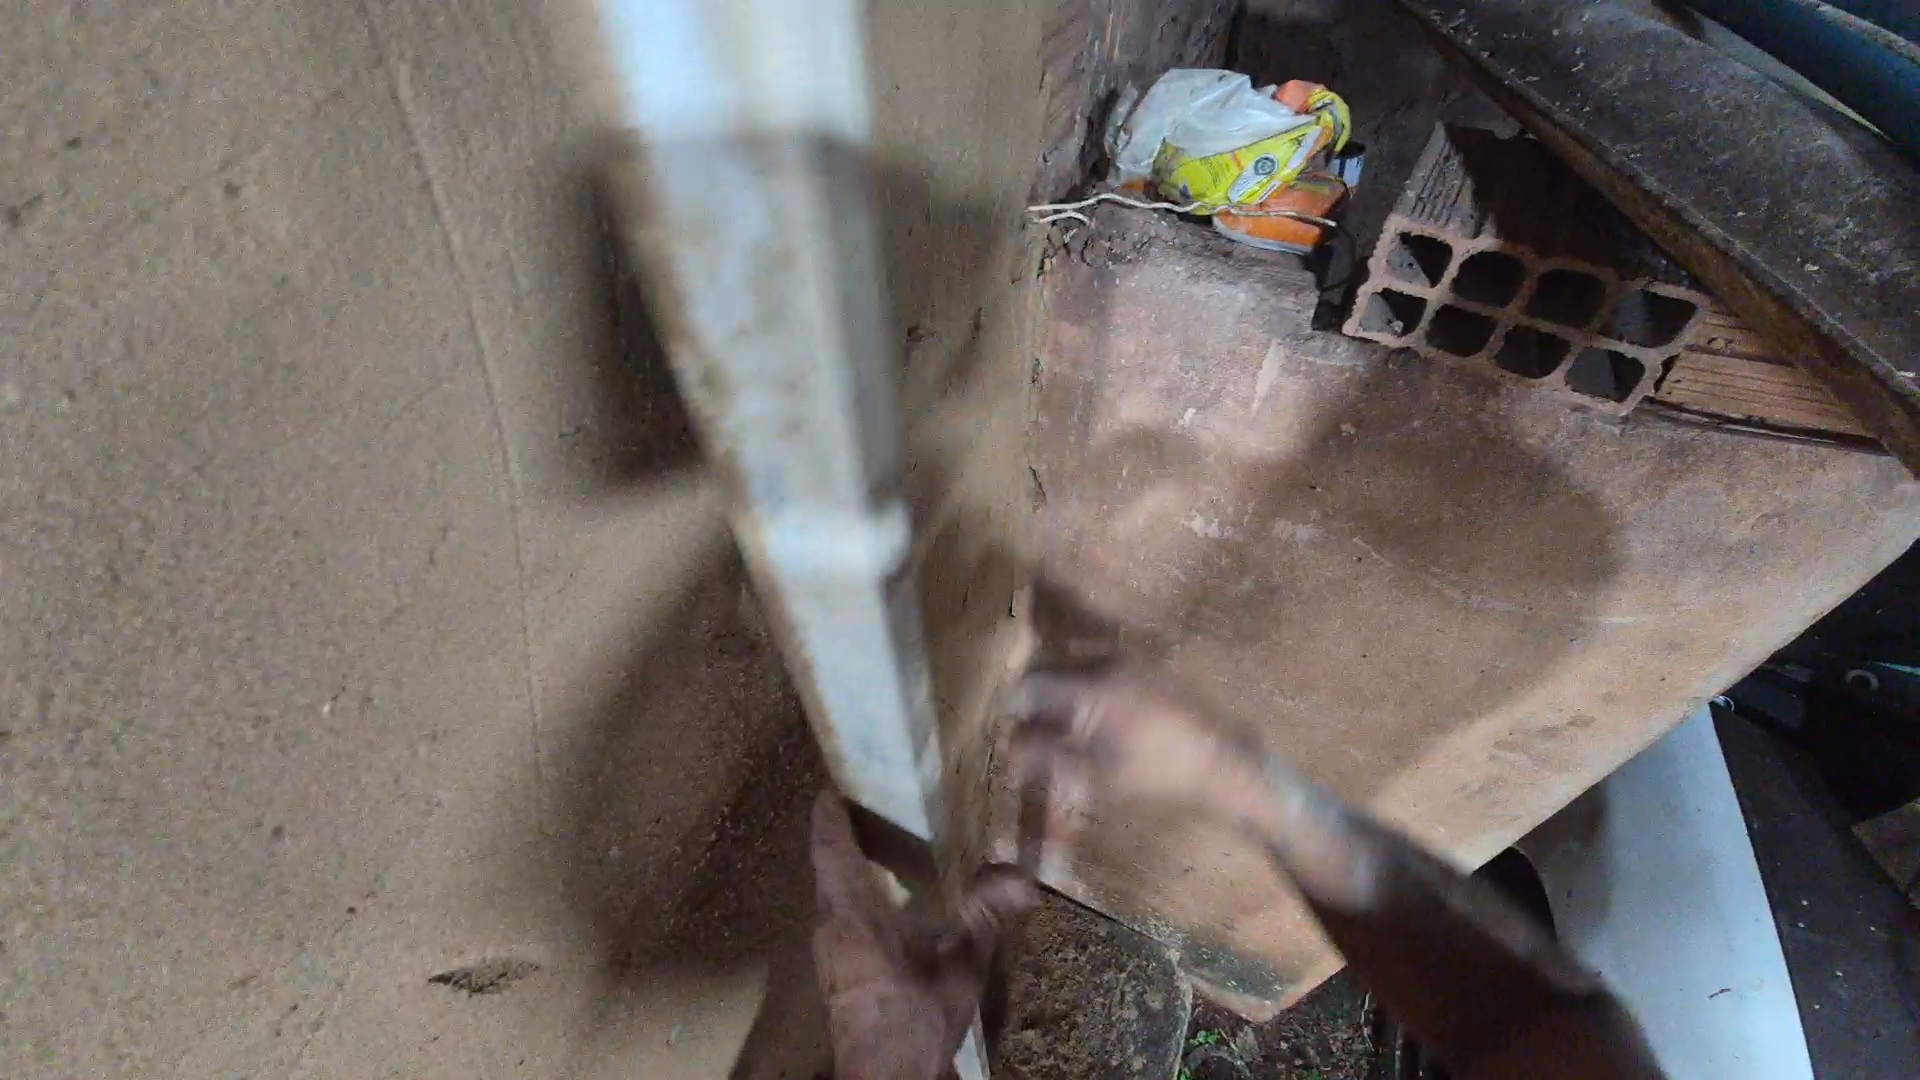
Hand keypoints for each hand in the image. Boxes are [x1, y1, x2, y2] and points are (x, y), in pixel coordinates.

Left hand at [809, 790, 1033, 1079]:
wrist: (886, 1079)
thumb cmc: (916, 1018)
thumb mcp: (959, 967)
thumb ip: (986, 916)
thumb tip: (1021, 878)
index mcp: (850, 913)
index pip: (829, 847)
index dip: (828, 811)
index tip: (835, 780)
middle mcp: (829, 924)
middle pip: (825, 861)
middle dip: (840, 827)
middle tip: (869, 795)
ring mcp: (826, 948)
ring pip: (828, 886)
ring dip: (843, 856)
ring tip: (875, 831)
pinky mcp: (832, 966)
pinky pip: (833, 906)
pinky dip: (848, 882)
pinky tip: (879, 888)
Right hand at [1004, 665, 1276, 832]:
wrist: (1226, 765)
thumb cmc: (1158, 775)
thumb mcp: (1097, 773)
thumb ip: (1048, 753)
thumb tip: (1009, 747)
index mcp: (1092, 686)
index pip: (1034, 682)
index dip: (1014, 704)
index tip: (1008, 725)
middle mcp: (1108, 660)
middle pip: (1053, 664)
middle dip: (1035, 692)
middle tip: (1028, 724)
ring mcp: (1132, 658)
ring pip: (1078, 660)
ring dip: (1060, 685)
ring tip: (1058, 720)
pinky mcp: (1150, 665)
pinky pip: (1103, 663)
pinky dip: (1086, 682)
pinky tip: (1090, 711)